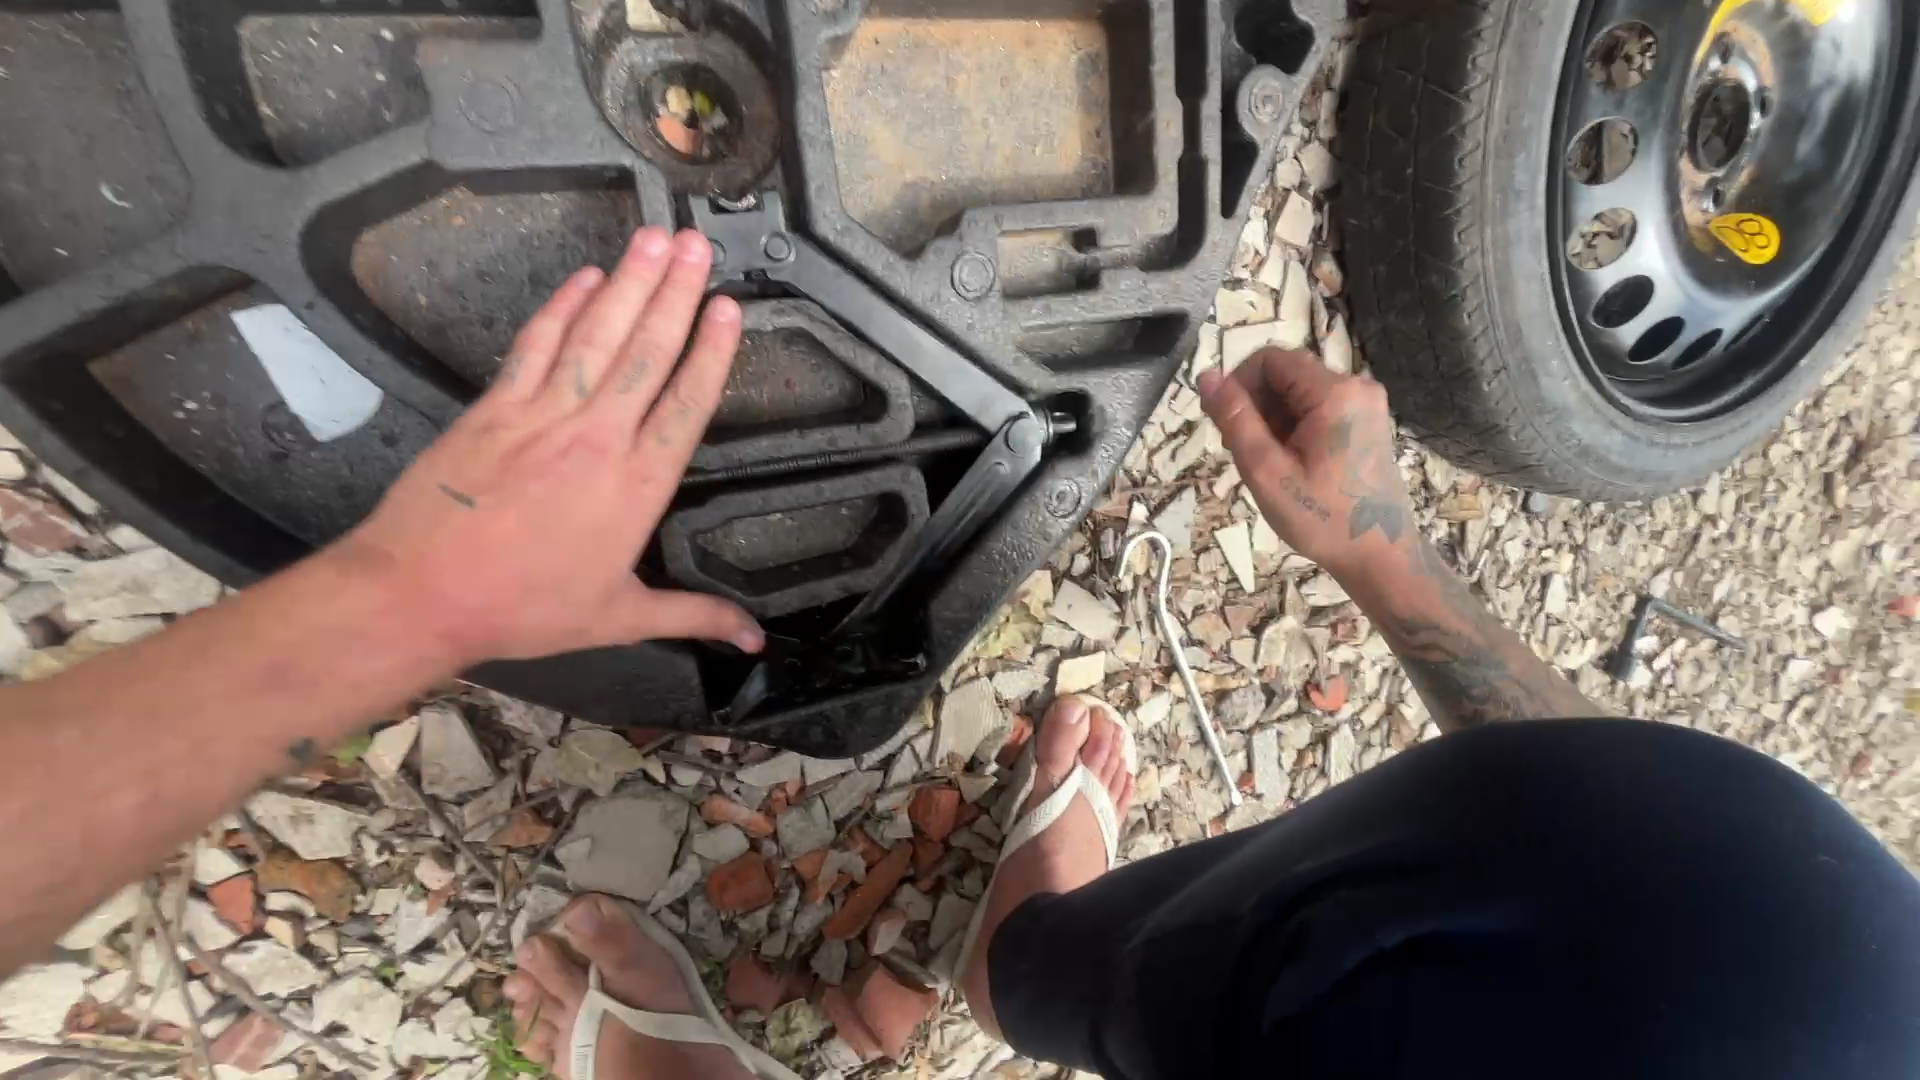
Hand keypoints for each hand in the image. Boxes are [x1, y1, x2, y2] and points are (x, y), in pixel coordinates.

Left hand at [326, 226, 763, 667]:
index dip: (711, 352)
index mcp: (637, 483)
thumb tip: (756, 641)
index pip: (687, 404)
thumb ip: (696, 616)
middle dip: (677, 293)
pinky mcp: (495, 406)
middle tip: (699, 245)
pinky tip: (587, 276)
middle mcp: (597, 436)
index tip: (728, 308)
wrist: (417, 594)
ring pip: (596, 335)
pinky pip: (536, 344)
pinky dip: (563, 306)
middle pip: (646, 352)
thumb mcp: (622, 617)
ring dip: (630, 283)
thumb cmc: (526, 607)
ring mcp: (543, 414)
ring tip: (657, 238)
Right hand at [1199, 348, 1414, 580]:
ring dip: (1271, 422)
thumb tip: (1206, 375)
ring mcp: (1365, 405)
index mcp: (1334, 393)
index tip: (1226, 425)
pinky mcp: (1366, 423)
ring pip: (1297, 394)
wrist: (1379, 555)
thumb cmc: (1320, 517)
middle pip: (1284, 375)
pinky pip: (1315, 410)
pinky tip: (1289, 465)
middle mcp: (1356, 387)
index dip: (1238, 385)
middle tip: (1245, 454)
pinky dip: (1292, 430)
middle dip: (1255, 407)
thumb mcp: (1266, 470)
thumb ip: (1234, 418)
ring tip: (1269, 465)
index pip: (1269, 359)